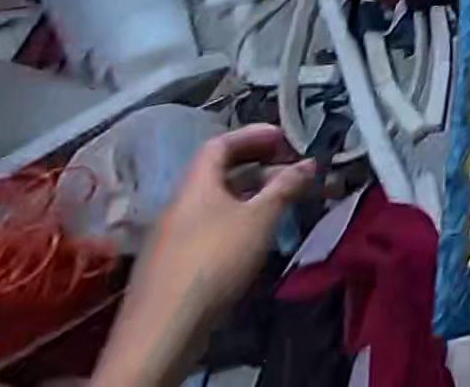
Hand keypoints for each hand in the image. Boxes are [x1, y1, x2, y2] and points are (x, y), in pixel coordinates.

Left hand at [92, 124, 314, 386]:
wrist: (160, 334)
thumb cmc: (215, 260)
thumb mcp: (261, 218)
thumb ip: (286, 186)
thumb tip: (309, 163)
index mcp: (196, 186)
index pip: (220, 144)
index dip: (253, 135)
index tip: (284, 138)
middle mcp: (180, 205)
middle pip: (219, 174)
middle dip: (258, 166)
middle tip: (289, 170)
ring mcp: (172, 238)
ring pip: (216, 202)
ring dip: (250, 195)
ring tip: (280, 203)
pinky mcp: (173, 266)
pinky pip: (209, 227)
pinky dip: (236, 220)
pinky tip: (254, 238)